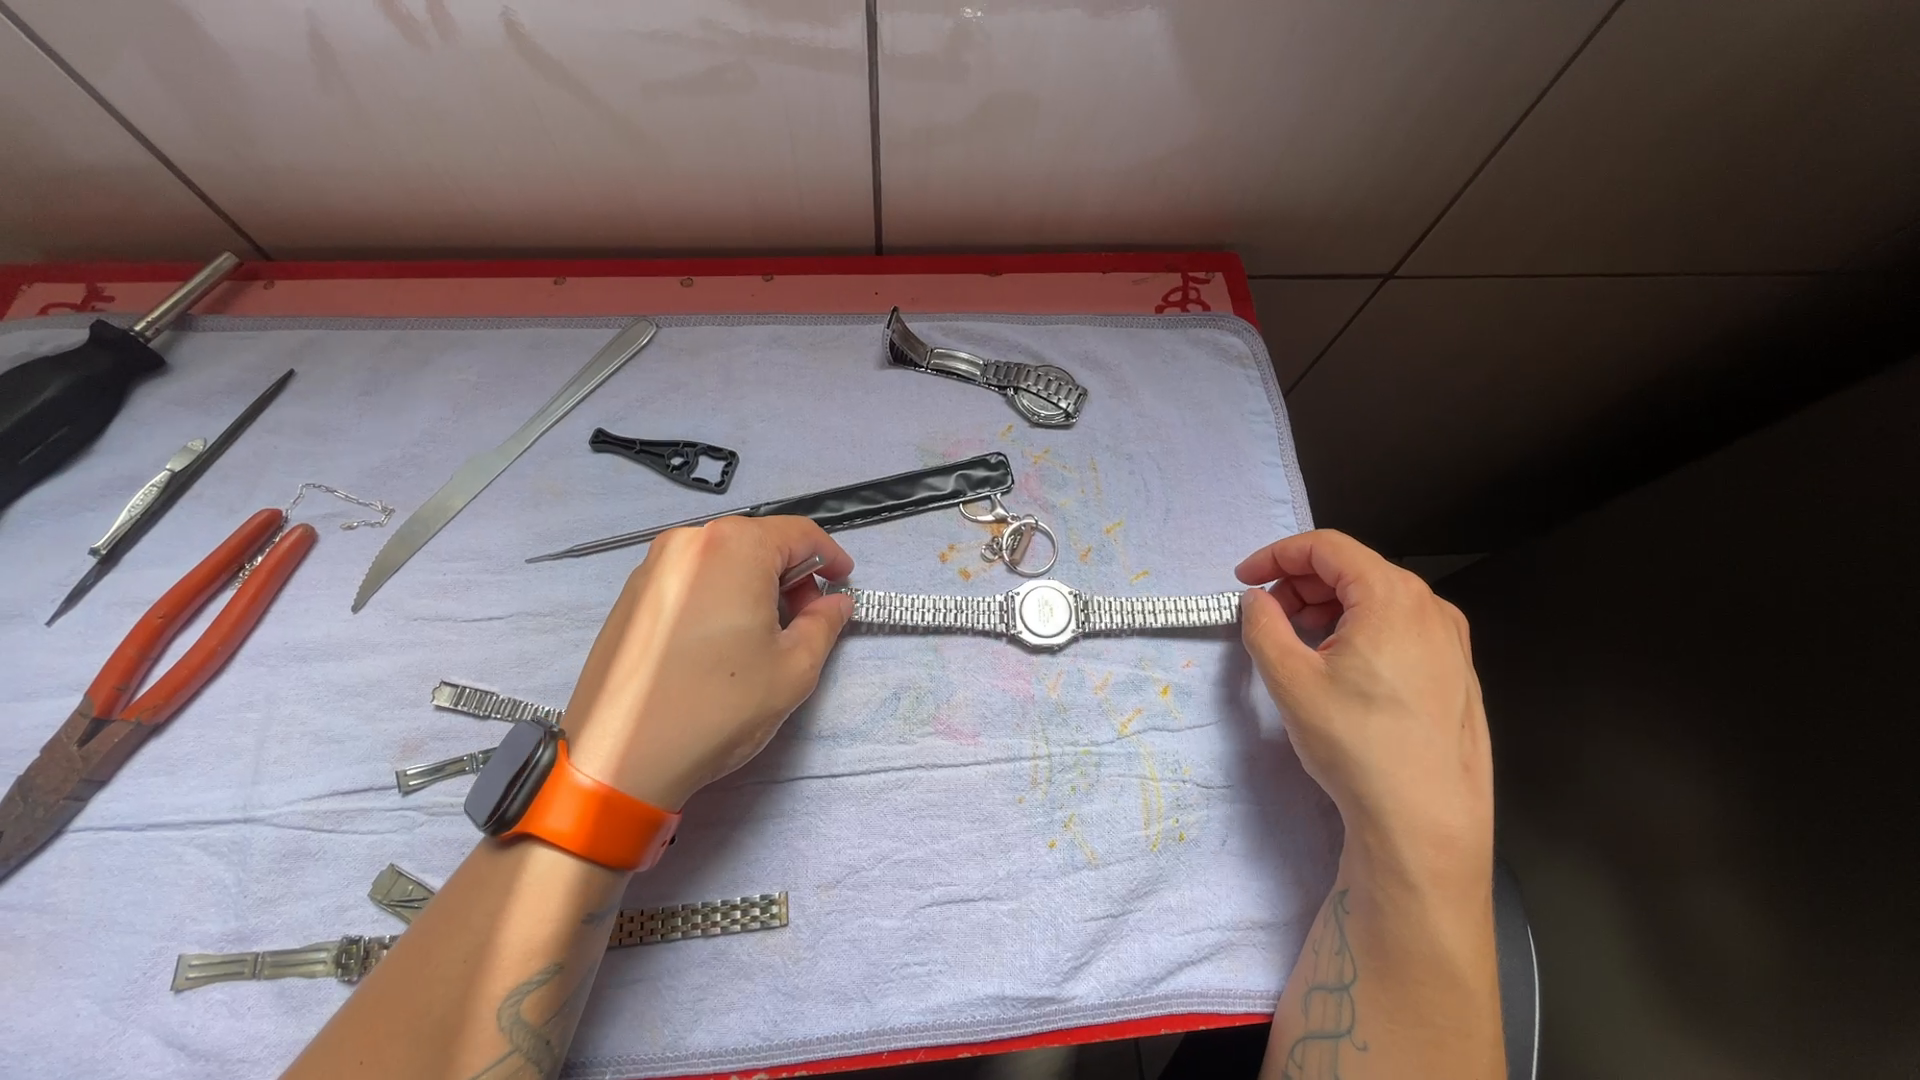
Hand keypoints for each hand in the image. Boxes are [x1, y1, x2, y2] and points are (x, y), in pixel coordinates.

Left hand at [561, 516, 853, 810]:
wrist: (623, 756)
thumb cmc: (720, 706)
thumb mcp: (794, 668)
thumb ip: (824, 623)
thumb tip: (834, 603)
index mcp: (734, 546)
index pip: (799, 533)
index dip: (830, 556)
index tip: (844, 582)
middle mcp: (688, 542)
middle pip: (758, 542)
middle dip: (792, 574)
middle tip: (808, 617)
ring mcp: (652, 566)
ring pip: (723, 560)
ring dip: (755, 585)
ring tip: (765, 634)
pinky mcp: (630, 595)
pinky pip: (691, 579)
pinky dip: (719, 595)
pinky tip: (722, 642)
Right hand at [1236, 529, 1491, 889]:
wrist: (1424, 821)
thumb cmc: (1356, 742)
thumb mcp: (1291, 680)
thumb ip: (1263, 626)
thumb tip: (1257, 601)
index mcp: (1392, 596)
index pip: (1326, 547)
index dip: (1275, 555)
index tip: (1243, 580)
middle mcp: (1430, 607)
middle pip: (1354, 569)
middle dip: (1300, 583)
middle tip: (1266, 616)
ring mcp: (1450, 641)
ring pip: (1377, 600)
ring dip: (1328, 608)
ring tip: (1298, 644)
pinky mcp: (1455, 673)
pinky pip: (1399, 629)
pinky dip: (1358, 630)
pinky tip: (1339, 668)